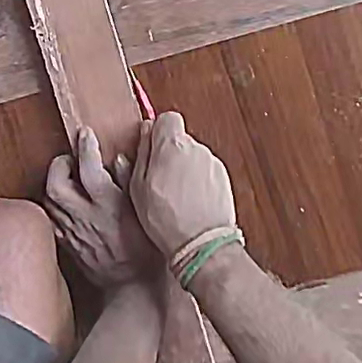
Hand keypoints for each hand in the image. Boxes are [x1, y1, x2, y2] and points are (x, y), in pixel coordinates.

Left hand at [43, 127, 159, 289]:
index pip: (90, 169)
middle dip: (59, 164)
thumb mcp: (147, 213)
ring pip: (49, 200)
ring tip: (68, 178)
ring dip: (54, 183)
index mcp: (109, 206)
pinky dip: (54, 206)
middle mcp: (86, 217)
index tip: (85, 134)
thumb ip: (132, 183)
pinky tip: (65, 203)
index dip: (85, 147)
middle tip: (70, 159)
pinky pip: (52, 219)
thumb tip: (118, 159)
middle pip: (56, 184)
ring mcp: (74, 232)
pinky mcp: (68, 245)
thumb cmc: (148, 252)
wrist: (135, 291)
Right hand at [127, 112, 235, 256]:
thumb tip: (144, 133)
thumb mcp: (137, 186)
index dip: (158, 131)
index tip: (150, 147)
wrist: (201, 244)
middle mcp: (195, 148)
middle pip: (180, 138)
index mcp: (172, 145)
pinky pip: (204, 171)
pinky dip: (197, 181)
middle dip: (168, 153)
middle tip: (157, 178)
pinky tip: (188, 201)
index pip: (168, 118)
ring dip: (183, 168)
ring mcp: (212, 163)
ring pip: (192, 156)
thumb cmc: (165, 217)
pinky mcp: (223, 179)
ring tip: (173, 195)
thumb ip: (141, 153)